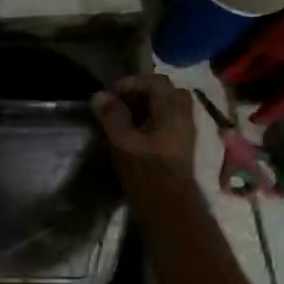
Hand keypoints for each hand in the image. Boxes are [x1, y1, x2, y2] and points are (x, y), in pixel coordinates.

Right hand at [93, 75, 197, 190]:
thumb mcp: (123, 142)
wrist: (168, 202)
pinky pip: (168, 118)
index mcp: (172, 110)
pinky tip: (135, 131)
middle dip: (140, 92)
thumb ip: (112, 117)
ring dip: (146, 105)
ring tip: (124, 118)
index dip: (131, 83)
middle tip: (118, 104)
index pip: (155, 82)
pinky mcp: (181, 141)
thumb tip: (99, 96)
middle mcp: (183, 114)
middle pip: (165, 90)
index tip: (110, 95)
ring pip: (168, 104)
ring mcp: (185, 128)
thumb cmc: (145, 171)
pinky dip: (152, 117)